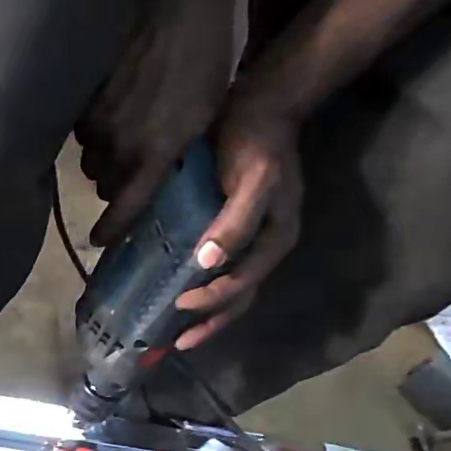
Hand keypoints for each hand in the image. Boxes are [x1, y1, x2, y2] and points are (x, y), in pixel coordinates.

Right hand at [77, 0, 236, 248]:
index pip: (122, 210)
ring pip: (92, 164)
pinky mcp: (86, 104)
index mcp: (152, 158)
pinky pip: (83, 137)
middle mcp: (119, 149)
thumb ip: (173, 163)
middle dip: (117, 186)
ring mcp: (98, 125)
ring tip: (124, 144)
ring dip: (105, 162)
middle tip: (133, 174)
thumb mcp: (201, 126)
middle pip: (105, 188)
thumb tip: (156, 188)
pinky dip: (95, 137)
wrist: (180, 10)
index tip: (100, 240)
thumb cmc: (203, 69)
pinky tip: (114, 120)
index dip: (110, 231)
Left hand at [176, 105, 303, 349]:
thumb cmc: (259, 141)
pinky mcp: (233, 233)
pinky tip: (177, 293)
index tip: (179, 306)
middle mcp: (264, 250)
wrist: (263, 105)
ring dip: (205, 315)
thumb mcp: (254, 179)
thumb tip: (208, 264)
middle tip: (175, 344)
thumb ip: (234, 223)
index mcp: (275, 242)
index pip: (242, 287)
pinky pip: (218, 270)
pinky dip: (200, 288)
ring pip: (229, 291)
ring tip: (176, 333)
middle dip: (208, 325)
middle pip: (238, 300)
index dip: (211, 302)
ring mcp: (251, 243)